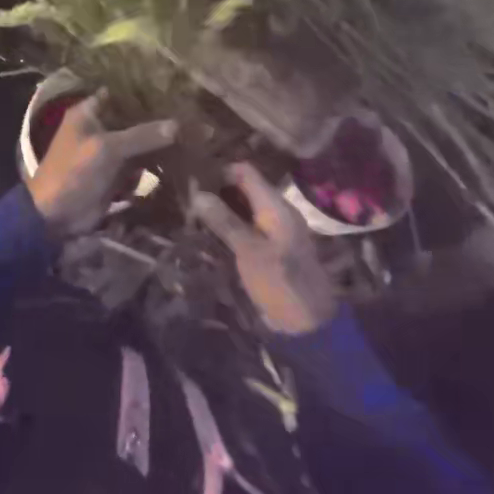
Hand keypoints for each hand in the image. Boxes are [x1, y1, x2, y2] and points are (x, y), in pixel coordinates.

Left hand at [27, 95, 177, 237]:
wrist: (56, 216)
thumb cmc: (74, 172)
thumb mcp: (108, 149)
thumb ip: (142, 135)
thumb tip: (178, 125)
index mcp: (88, 113)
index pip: (119, 93)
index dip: (142, 91)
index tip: (172, 89)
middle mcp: (99, 127)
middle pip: (133, 119)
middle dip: (157, 121)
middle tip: (189, 114)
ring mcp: (108, 152)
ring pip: (139, 143)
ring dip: (158, 144)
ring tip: (191, 137)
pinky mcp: (116, 173)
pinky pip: (139, 164)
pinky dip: (152, 165)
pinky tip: (179, 159)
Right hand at [192, 163, 338, 334]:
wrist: (307, 322)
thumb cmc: (281, 281)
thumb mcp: (250, 251)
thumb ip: (225, 221)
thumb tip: (198, 194)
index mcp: (275, 205)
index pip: (245, 172)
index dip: (219, 171)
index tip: (192, 181)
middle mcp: (275, 211)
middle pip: (243, 187)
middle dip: (216, 191)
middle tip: (186, 199)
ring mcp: (273, 229)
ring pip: (243, 207)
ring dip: (220, 209)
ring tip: (191, 214)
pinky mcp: (268, 246)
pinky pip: (246, 225)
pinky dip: (228, 225)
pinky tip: (208, 233)